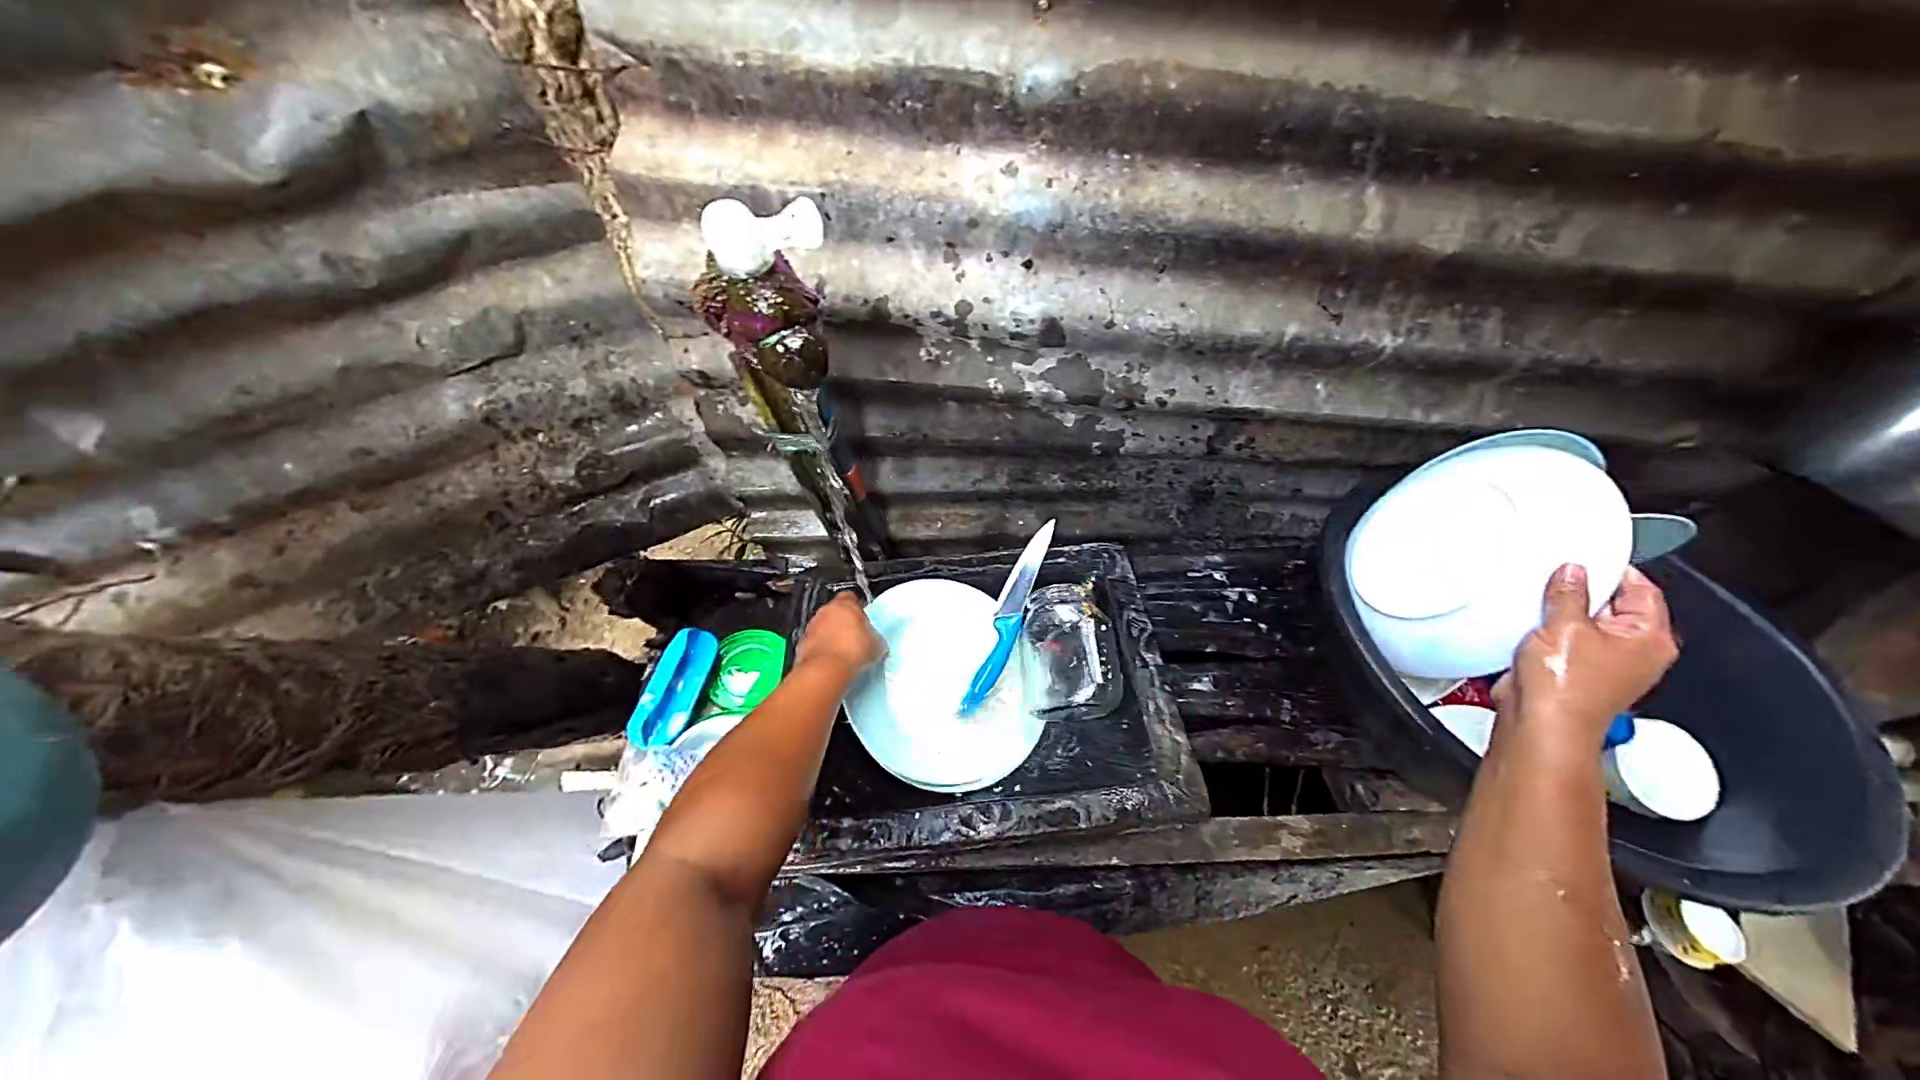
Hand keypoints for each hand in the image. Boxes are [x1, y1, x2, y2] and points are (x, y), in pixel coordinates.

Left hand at [795, 592, 884, 677]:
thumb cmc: (854, 651)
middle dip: (842, 622)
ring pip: (823, 627)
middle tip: (853, 637)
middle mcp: (825, 611)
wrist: (825, 670)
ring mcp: (811, 626)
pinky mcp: (801, 643)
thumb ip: (874, 637)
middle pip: (835, 612)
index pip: (851, 598)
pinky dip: (821, 649)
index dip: (857, 608)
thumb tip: (874, 641)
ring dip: (830, 635)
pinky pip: (814, 642)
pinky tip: (830, 661)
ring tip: (842, 652)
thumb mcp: (877, 645)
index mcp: (845, 605)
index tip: (862, 620)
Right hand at [1494, 564, 1678, 746]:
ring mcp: (1604, 662)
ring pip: (1584, 622)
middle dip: (1580, 592)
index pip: (1640, 589)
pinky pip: (1564, 639)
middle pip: (1612, 605)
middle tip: (1552, 580)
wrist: (1538, 723)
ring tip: (1538, 606)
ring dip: (1559, 613)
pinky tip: (1529, 626)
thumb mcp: (1565, 625)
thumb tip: (1573, 572)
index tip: (1581, 558)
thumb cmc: (1565, 687)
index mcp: (1650, 638)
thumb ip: (1569, 592)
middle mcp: (1634, 651)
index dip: (1610, 570)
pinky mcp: (1574, 670)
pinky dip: (1548, 631)